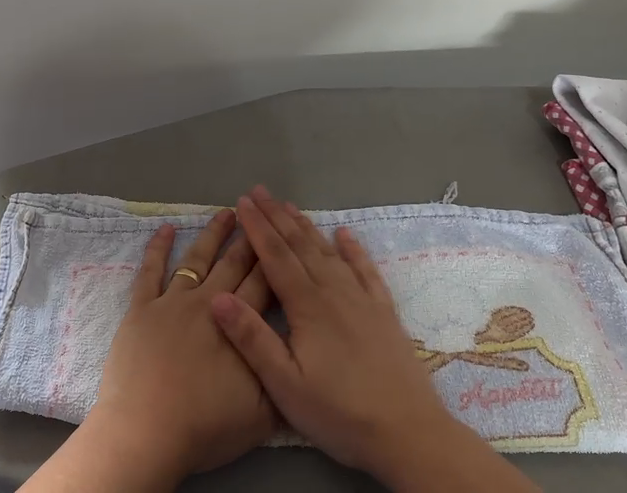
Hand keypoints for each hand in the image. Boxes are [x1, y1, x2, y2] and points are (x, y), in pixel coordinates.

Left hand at [21, 209, 275, 492]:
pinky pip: (150, 270)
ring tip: (226, 212)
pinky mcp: (141, 308)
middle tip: (260, 214)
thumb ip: (281, 380)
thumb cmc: (205, 427)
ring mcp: (172, 301)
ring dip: (212, 234)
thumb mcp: (262, 415)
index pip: (264, 285)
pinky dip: (158, 247)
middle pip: (233, 264)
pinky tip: (166, 228)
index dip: (276, 260)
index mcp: (239, 326)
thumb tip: (298, 354)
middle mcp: (207, 303)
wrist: (146, 431)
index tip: (285, 236)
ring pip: (197, 258)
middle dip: (250, 238)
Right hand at [212, 187, 537, 492]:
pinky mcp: (384, 313)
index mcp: (307, 306)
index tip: (240, 202)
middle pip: (300, 245)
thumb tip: (218, 296)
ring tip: (289, 205)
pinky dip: (353, 249)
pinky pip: (366, 270)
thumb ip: (251, 338)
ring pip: (328, 252)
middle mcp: (334, 292)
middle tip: (258, 191)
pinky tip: (345, 234)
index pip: (275, 256)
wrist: (408, 434)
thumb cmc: (339, 413)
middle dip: (276, 216)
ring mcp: (362, 300)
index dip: (256, 227)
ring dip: (306, 226)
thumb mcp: (284, 384)